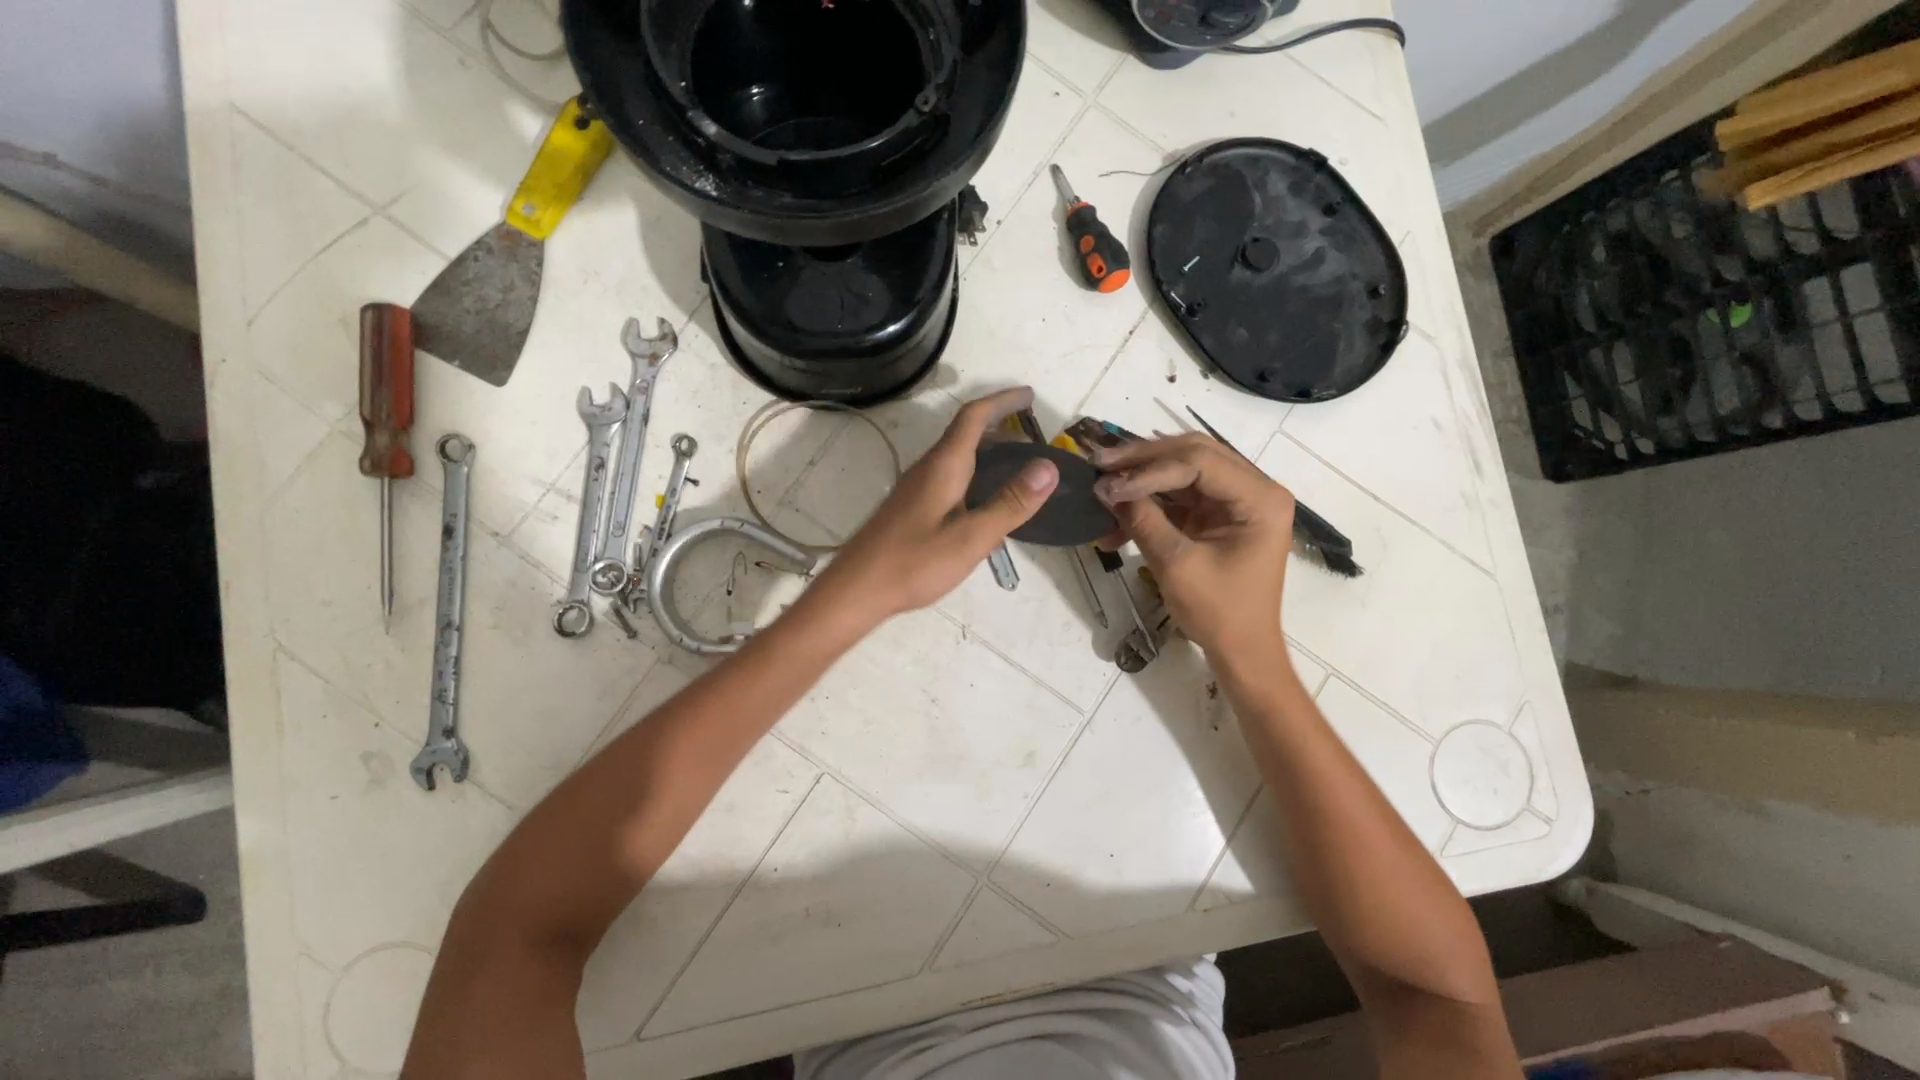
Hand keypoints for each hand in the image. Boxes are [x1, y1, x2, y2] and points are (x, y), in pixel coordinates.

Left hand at [808, 388, 1059, 624]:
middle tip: (1030, 431)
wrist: (856, 590)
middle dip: (998, 423)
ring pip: (956, 456)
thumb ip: (1010, 503)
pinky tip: (984, 502)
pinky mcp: (910, 509)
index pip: (974, 417)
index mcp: (944, 467)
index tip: (1030, 396)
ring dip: (986, 449)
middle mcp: (927, 469)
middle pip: (964, 432)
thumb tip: (1047, 467)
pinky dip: (974, 474)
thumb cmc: (913, 563)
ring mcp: (915, 489)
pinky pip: (949, 477)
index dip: (1003, 401)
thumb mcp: (971, 538)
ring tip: (1016, 463)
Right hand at [1091, 433, 1294, 656]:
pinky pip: (1180, 493)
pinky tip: (1116, 509)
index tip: (1108, 482)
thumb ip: (1143, 519)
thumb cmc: (1219, 612)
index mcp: (1260, 499)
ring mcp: (1236, 499)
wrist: (1242, 650)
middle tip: (1100, 462)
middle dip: (1143, 460)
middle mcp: (1254, 488)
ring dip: (1142, 475)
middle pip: (1193, 454)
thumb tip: (1105, 487)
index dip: (1149, 468)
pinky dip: (1149, 499)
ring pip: (1183, 468)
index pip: (1199, 462)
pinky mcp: (1218, 513)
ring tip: (1103, 479)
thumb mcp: (1176, 564)